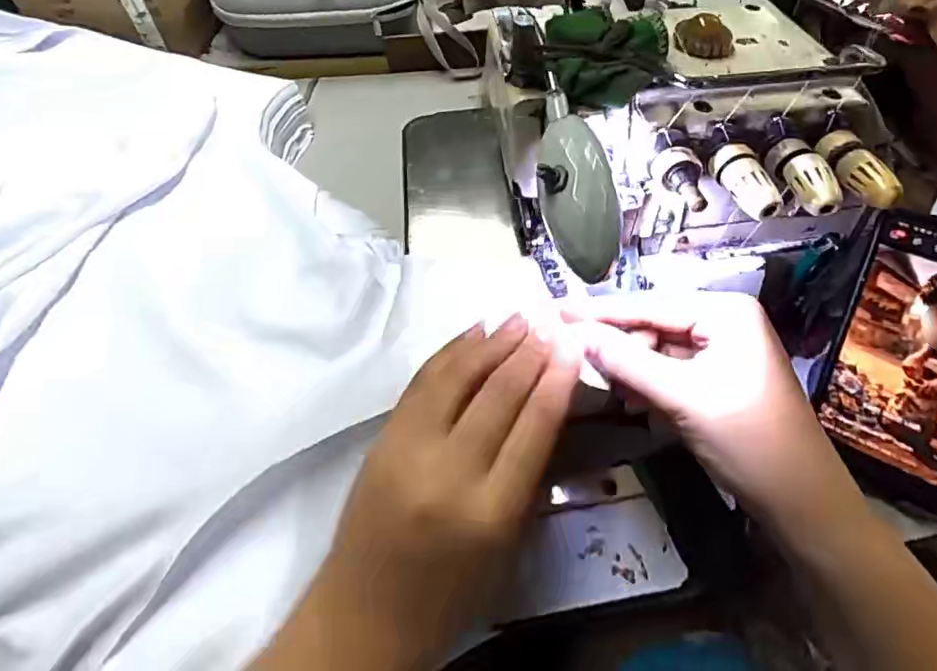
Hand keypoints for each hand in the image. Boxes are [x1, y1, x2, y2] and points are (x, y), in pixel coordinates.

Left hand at [256, 316, 579, 670]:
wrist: (363, 617)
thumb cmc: (452, 592)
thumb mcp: (508, 543)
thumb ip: (530, 474)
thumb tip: (550, 402)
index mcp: (491, 512)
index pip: (533, 427)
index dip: (557, 379)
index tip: (573, 344)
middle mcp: (448, 474)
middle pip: (498, 394)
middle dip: (530, 352)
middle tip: (552, 324)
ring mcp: (408, 450)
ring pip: (457, 377)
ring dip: (493, 342)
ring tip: (519, 318)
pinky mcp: (382, 439)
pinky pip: (423, 381)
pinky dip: (453, 351)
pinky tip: (475, 333)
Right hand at [565, 293, 854, 527]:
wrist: (803, 504)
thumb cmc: (748, 441)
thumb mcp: (683, 398)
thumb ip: (628, 362)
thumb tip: (576, 334)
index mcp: (726, 310)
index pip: (652, 303)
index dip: (603, 310)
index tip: (558, 310)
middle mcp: (726, 320)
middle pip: (657, 322)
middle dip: (619, 340)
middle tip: (572, 351)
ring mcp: (725, 350)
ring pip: (662, 348)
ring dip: (632, 364)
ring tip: (593, 375)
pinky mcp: (721, 378)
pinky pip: (675, 370)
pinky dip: (651, 382)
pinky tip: (627, 395)